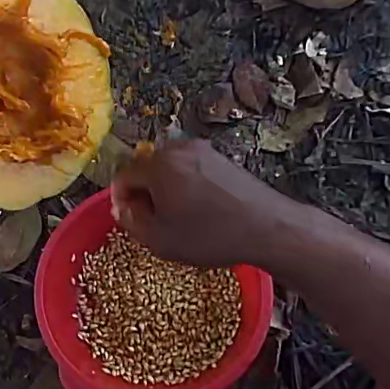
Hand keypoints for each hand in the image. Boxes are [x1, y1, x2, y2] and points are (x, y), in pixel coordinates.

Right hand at [110, 139, 303, 267]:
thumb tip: (123, 208)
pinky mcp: (222, 158)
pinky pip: (191, 168)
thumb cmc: (211, 235)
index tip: (130, 219)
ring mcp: (203, 150)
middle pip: (146, 167)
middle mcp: (179, 149)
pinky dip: (186, 185)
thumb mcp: (160, 239)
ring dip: (165, 189)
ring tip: (177, 217)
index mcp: (158, 165)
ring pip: (169, 168)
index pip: (124, 176)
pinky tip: (199, 210)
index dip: (121, 199)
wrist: (268, 227)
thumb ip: (131, 221)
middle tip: (152, 220)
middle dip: (143, 192)